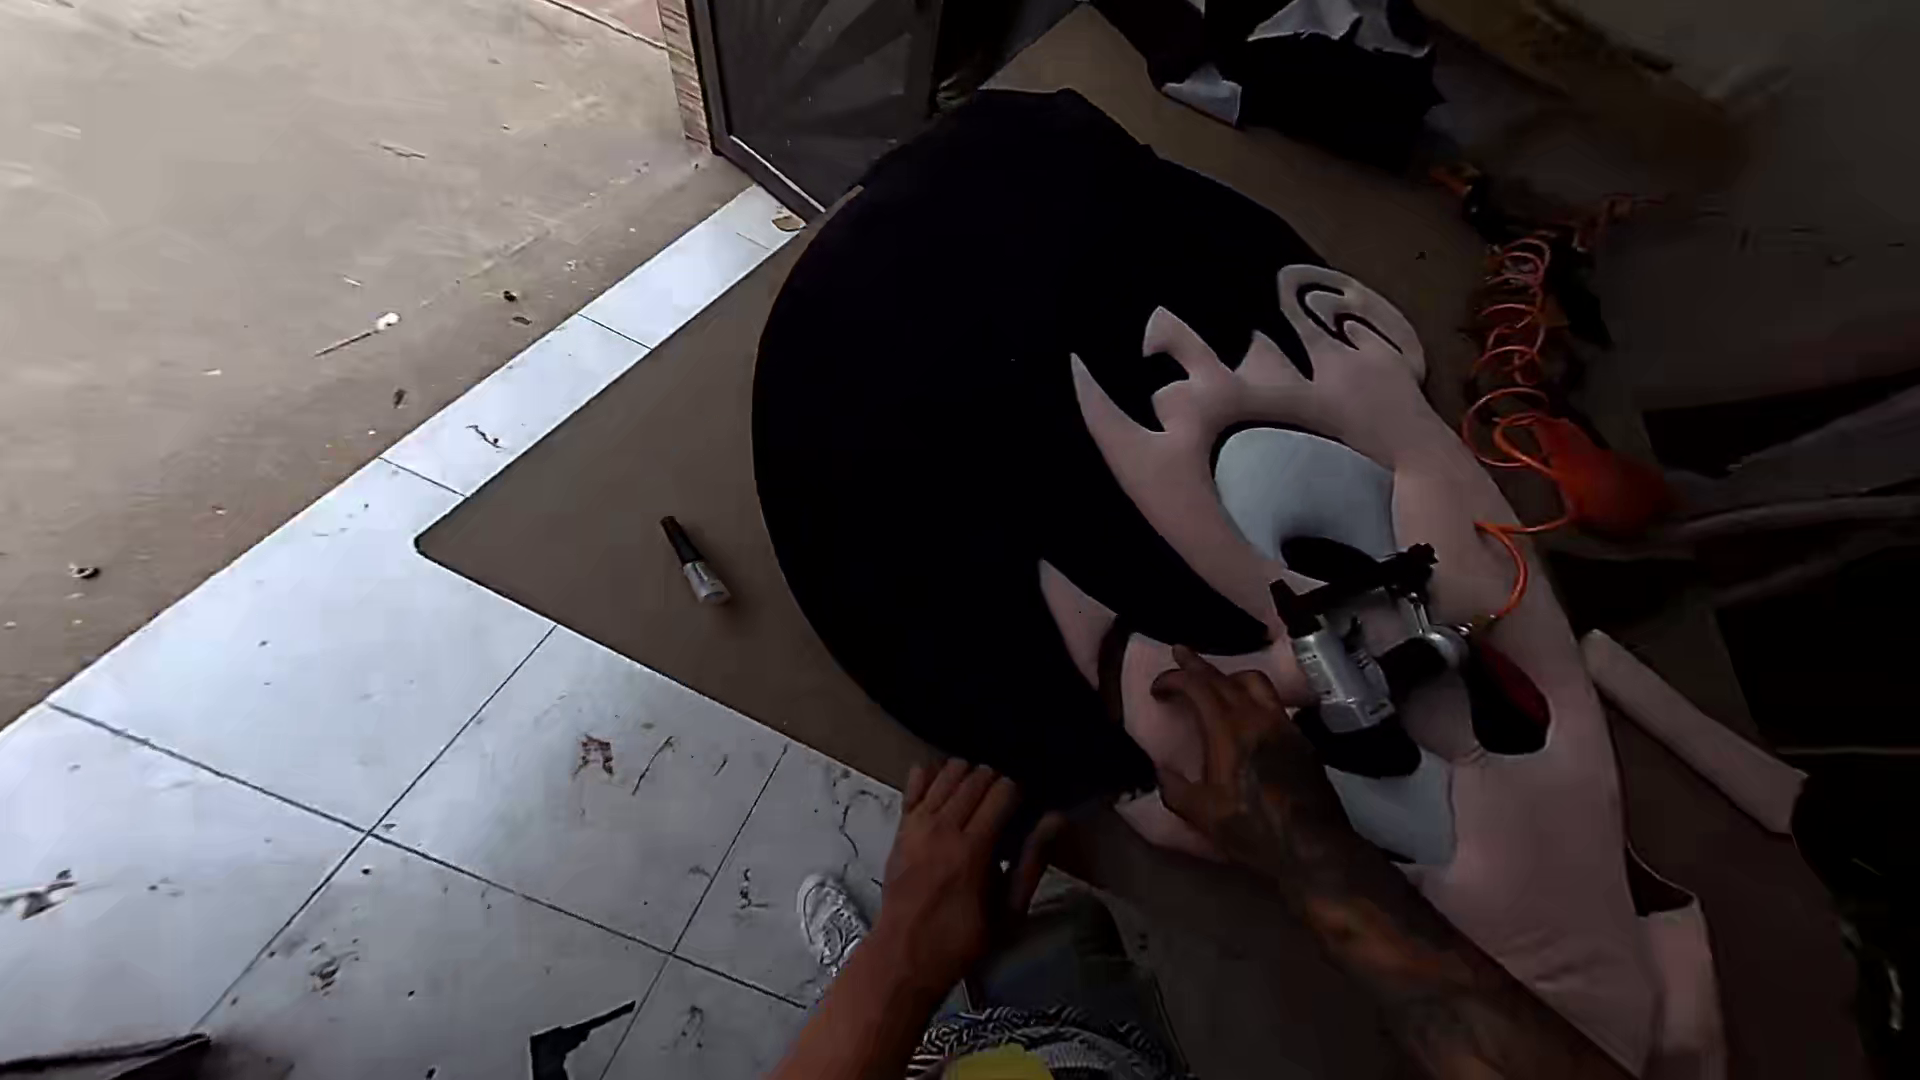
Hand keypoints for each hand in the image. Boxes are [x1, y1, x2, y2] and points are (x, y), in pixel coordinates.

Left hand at [867, 760, 1061, 999]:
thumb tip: (1055, 819)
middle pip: (976, 775)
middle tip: (1003, 801)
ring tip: (977, 793)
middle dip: (996, 780)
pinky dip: (934, 774)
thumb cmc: (961, 940)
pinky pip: (916, 779)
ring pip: (948, 770)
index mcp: (973, 849)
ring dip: (968, 773)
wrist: (904, 957)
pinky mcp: (901, 823)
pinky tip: (946, 785)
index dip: (1017, 791)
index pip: (1001, 791)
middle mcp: (943, 827)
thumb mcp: (1008, 912)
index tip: (1022, 804)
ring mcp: (918, 822)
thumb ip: (1032, 861)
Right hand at [1149, 646, 1347, 861]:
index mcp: (1227, 730)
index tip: (1157, 689)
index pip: (1196, 686)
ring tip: (1217, 681)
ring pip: (1254, 680)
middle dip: (1196, 664)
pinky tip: (1248, 711)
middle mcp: (1255, 717)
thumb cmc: (1252, 829)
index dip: (1172, 679)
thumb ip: (1172, 787)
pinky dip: (1252, 695)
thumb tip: (1160, 771)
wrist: (1314, 849)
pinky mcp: (1300, 738)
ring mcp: (1282, 724)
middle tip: (1180, 652)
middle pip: (1222, 676)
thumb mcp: (1200, 814)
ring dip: (1228, 675)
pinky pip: (1273, 701)